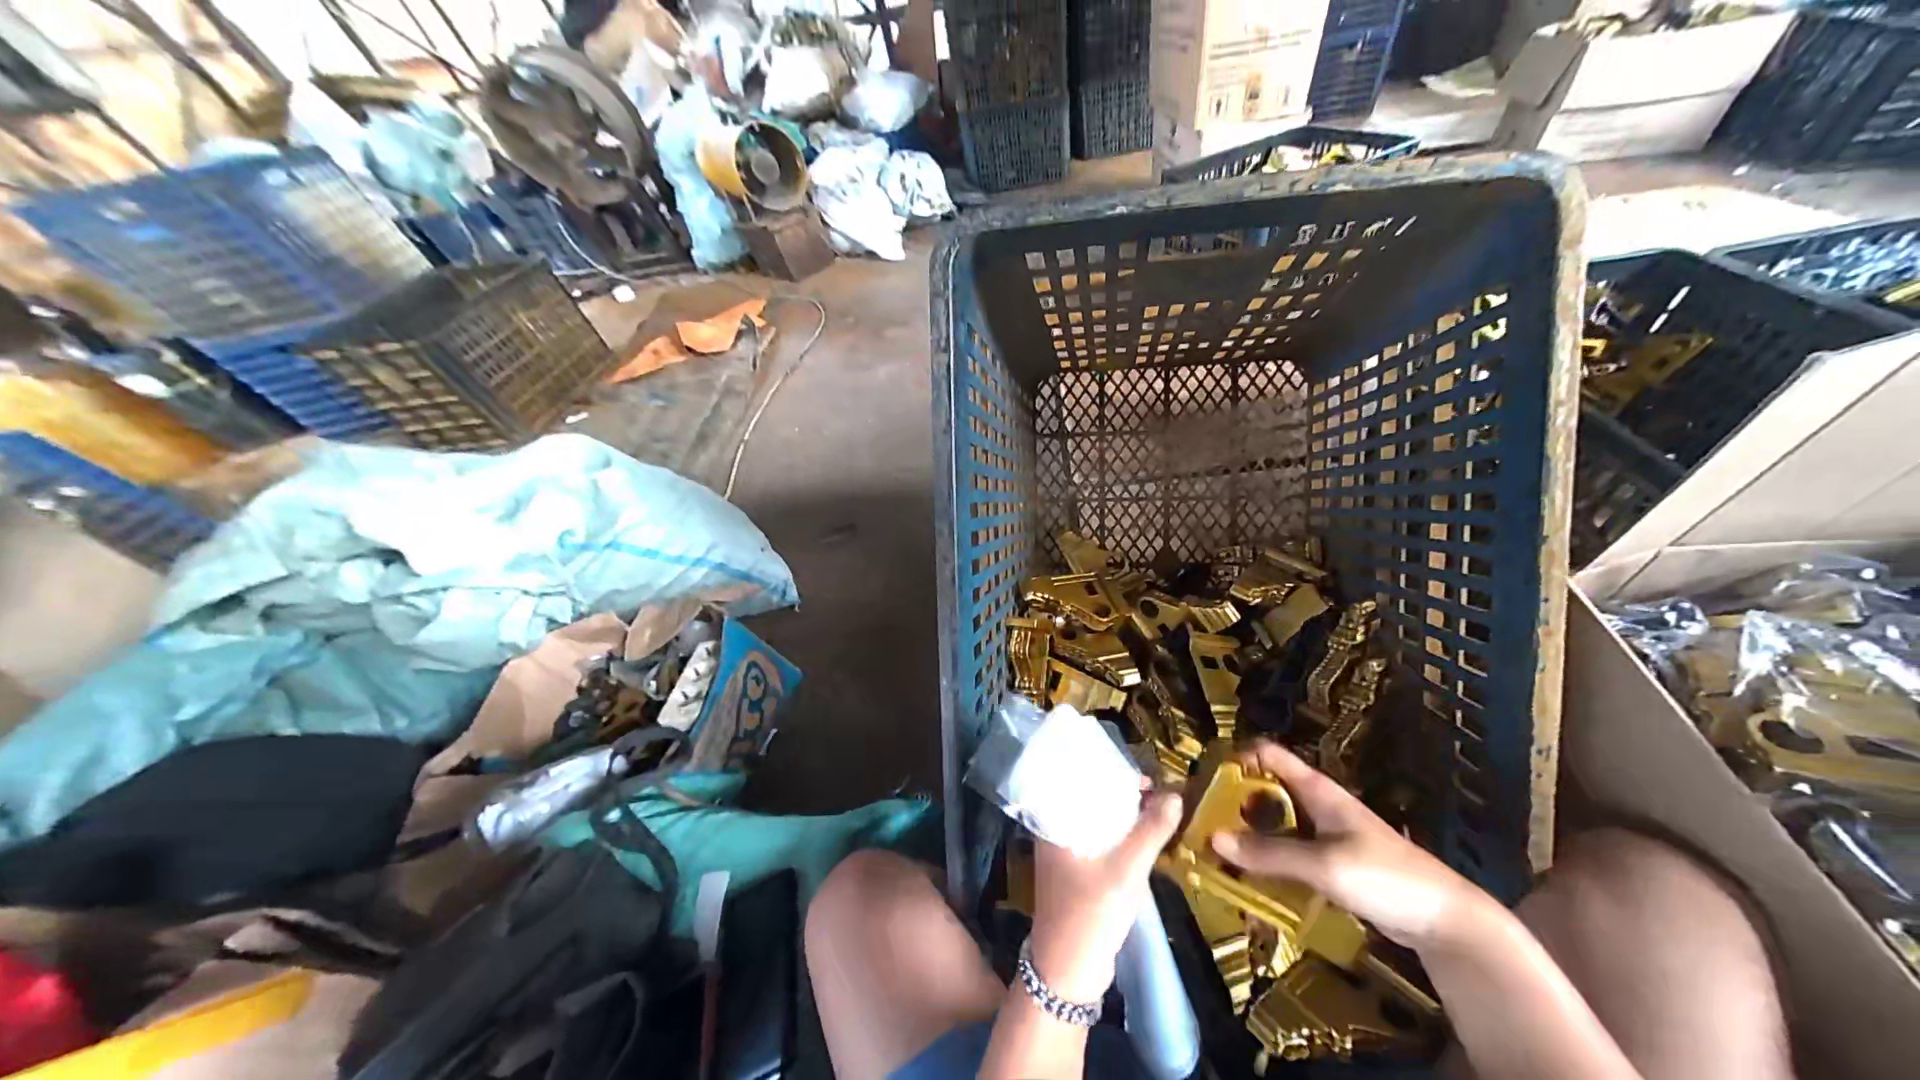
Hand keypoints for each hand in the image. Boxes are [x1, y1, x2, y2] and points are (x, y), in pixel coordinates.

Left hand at [1027, 788, 1182, 1001]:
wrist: (1068, 972)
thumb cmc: (1089, 915)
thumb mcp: (1125, 871)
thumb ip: (1150, 832)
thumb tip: (1175, 795)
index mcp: (1051, 822)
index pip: (1071, 778)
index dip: (1103, 769)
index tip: (1138, 772)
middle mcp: (1053, 831)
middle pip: (1086, 798)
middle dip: (1118, 790)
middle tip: (1155, 790)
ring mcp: (1065, 852)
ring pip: (1095, 820)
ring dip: (1122, 813)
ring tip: (1156, 807)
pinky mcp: (1078, 871)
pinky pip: (1099, 840)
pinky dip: (1120, 834)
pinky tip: (1143, 835)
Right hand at [1209, 741, 1493, 951]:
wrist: (1447, 921)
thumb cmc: (1387, 877)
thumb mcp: (1324, 865)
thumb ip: (1270, 855)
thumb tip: (1214, 839)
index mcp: (1317, 791)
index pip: (1269, 755)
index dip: (1236, 757)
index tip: (1204, 777)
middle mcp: (1316, 806)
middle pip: (1265, 792)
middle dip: (1232, 803)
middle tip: (1199, 821)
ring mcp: (1323, 837)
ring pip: (1273, 827)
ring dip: (1247, 837)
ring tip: (1214, 852)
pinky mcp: (1329, 866)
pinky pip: (1286, 856)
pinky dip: (1266, 862)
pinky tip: (1248, 879)